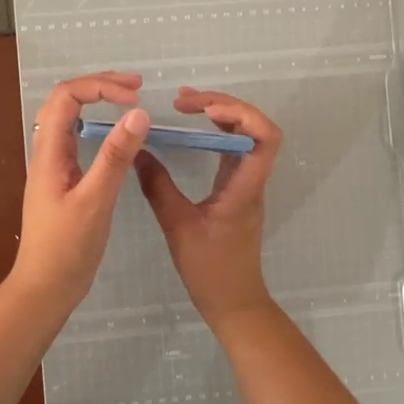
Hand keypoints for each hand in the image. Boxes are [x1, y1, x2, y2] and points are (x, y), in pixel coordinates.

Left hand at [15, 71, 151, 301]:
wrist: (45, 288)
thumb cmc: (67, 247)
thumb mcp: (96, 200)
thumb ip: (115, 157)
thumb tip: (138, 114)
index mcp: (49, 152)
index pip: (67, 97)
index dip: (100, 87)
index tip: (134, 98)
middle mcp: (46, 152)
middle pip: (64, 100)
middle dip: (99, 86)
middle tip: (136, 88)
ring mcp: (52, 167)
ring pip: (67, 118)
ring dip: (95, 101)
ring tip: (128, 100)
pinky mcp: (61, 181)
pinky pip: (74, 138)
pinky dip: (96, 124)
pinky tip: (115, 135)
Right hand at [133, 88, 282, 326]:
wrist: (234, 302)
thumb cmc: (210, 269)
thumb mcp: (177, 226)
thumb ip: (158, 187)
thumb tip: (138, 152)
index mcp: (245, 187)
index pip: (265, 137)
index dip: (241, 113)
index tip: (205, 109)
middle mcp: (252, 181)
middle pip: (255, 129)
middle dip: (223, 106)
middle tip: (184, 101)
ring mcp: (246, 186)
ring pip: (246, 138)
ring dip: (221, 116)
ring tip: (186, 107)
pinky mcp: (236, 193)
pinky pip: (233, 152)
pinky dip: (216, 135)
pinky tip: (193, 133)